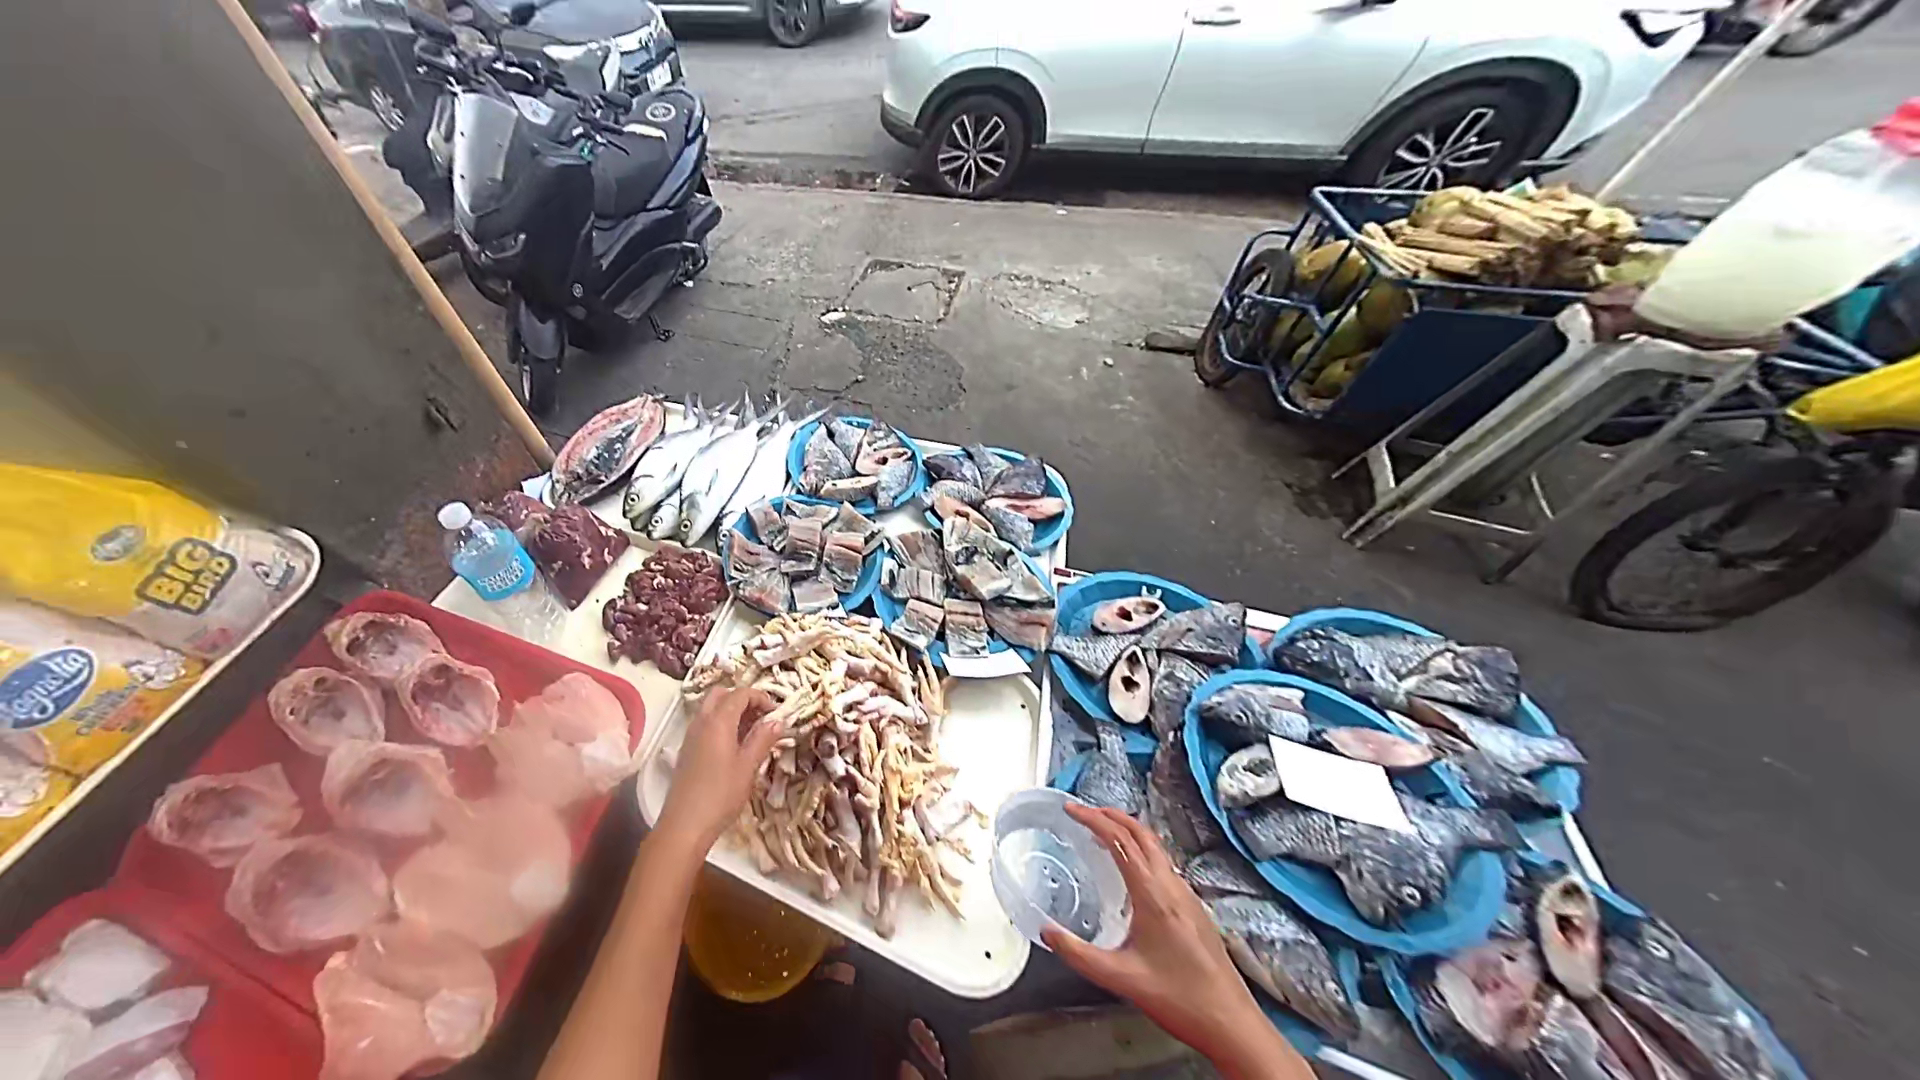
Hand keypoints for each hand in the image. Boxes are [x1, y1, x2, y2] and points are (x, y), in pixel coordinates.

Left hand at [655, 687, 780, 852]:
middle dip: (744, 699)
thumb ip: (763, 739)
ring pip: (712, 709)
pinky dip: (722, 724)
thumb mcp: (748, 766)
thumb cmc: (720, 794)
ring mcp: (691, 736)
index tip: (776, 714)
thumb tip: (778, 720)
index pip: (740, 693)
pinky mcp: (687, 751)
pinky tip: (735, 747)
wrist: (684, 826)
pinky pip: (706, 724)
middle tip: (762, 717)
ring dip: (732, 711)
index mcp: (718, 722)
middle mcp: (701, 722)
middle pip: (722, 694)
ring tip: (752, 732)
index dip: (761, 698)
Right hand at [1041, 804, 1303, 1079]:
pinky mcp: (1193, 906)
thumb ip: (1079, 955)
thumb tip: (1046, 932)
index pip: (1120, 840)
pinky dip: (1140, 848)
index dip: (1093, 819)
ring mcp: (1186, 894)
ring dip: (1127, 829)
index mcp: (1153, 894)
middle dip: (1111, 815)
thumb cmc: (1178, 998)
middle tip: (1084, 811)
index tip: (1071, 809)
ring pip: (1155, 845)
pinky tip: (1130, 868)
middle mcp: (1172, 885)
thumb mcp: (1120, 978)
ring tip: (1102, 831)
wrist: (1231, 1022)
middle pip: (1141, 832)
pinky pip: (1163, 862)